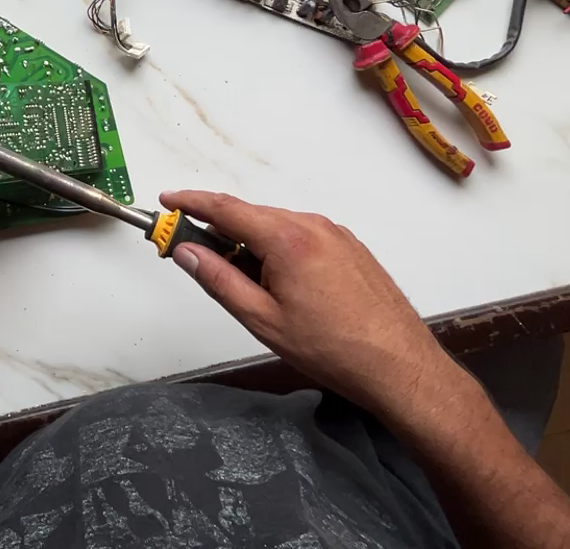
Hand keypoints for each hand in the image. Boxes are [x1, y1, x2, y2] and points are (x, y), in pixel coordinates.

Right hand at [160, 190, 468, 421]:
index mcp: (286, 239)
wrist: (402, 369)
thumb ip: (217, 278)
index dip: (190, 201)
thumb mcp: (261, 319)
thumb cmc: (331, 349)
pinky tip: (279, 280)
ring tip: (245, 280)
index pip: (225, 208)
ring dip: (250, 240)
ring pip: (275, 225)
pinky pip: (300, 233)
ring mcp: (334, 233)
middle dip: (218, 228)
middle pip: (249, 215)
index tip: (167, 201)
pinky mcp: (350, 246)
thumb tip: (185, 250)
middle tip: (196, 252)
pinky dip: (278, 245)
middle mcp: (311, 225)